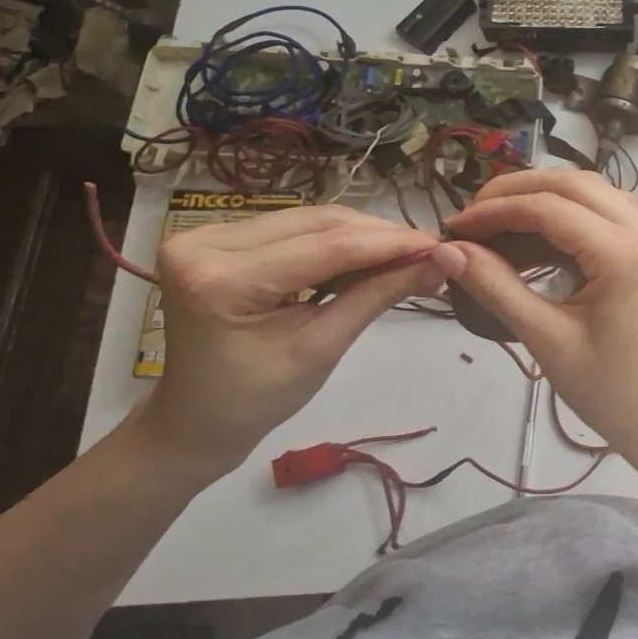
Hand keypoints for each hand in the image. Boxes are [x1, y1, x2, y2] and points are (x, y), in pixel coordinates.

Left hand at [139, 204, 441, 473]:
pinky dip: (338, 239)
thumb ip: (378, 296)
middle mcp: (204, 243)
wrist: (195, 419)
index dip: (391, 244)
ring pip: (310, 219)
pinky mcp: (217, 237)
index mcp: (221, 280)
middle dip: (381, 236)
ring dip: (364, 234)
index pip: (327, 247)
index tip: (442, 247)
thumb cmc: (257, 398)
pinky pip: (294, 227)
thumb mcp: (323, 347)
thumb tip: (441, 263)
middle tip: (431, 252)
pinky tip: (370, 254)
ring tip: (408, 255)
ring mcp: (205, 235)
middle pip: (318, 223)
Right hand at [436, 169, 637, 449]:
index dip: (496, 210)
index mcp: (625, 254)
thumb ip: (497, 286)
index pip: (550, 207)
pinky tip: (536, 236)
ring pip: (594, 191)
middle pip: (574, 185)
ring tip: (497, 223)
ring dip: (545, 197)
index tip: (455, 227)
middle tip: (473, 217)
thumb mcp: (546, 338)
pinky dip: (571, 213)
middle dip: (517, 192)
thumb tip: (447, 249)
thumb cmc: (607, 389)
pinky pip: (610, 211)